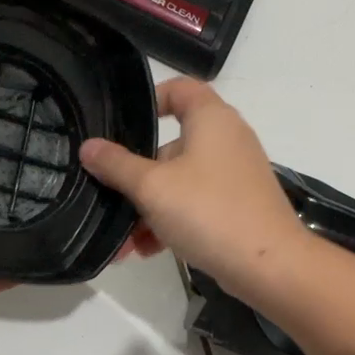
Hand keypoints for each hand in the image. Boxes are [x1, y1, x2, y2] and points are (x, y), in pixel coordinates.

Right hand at [79, 78, 308, 292]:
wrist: (266, 264)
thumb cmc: (208, 211)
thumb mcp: (152, 188)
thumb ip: (117, 166)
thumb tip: (88, 147)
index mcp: (211, 118)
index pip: (179, 90)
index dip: (149, 100)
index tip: (120, 125)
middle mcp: (227, 140)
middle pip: (171, 147)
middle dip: (137, 177)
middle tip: (109, 198)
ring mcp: (235, 176)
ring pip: (180, 184)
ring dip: (148, 210)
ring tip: (122, 242)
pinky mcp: (238, 207)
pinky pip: (195, 208)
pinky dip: (170, 224)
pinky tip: (145, 252)